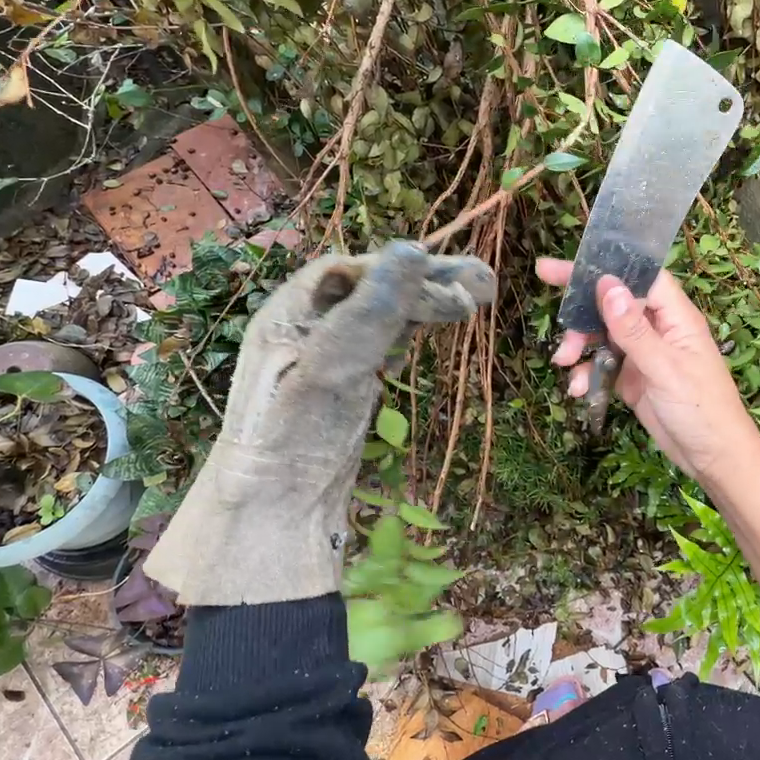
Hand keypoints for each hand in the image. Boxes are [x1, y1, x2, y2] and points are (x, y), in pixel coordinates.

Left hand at [147, 242, 494, 605]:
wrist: (276, 509)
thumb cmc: (294, 433)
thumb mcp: (334, 364)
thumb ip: (373, 309)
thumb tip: (414, 250)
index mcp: (287, 312)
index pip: (350, 268)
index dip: (400, 266)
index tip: (451, 274)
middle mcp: (305, 326)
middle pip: (371, 287)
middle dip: (424, 283)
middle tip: (483, 281)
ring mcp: (326, 354)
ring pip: (383, 313)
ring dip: (425, 304)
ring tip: (477, 297)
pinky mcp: (345, 382)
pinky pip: (382, 340)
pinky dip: (412, 330)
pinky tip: (436, 327)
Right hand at [536, 258, 759, 482]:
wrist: (714, 458)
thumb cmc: (701, 409)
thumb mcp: (665, 369)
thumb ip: (634, 330)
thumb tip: (607, 285)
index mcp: (676, 317)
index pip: (639, 278)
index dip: (604, 268)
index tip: (562, 268)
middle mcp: (660, 329)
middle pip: (616, 304)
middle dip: (583, 311)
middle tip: (554, 316)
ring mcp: (646, 354)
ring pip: (605, 335)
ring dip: (581, 345)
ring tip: (562, 362)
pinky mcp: (634, 379)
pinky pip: (604, 365)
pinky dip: (588, 373)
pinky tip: (578, 390)